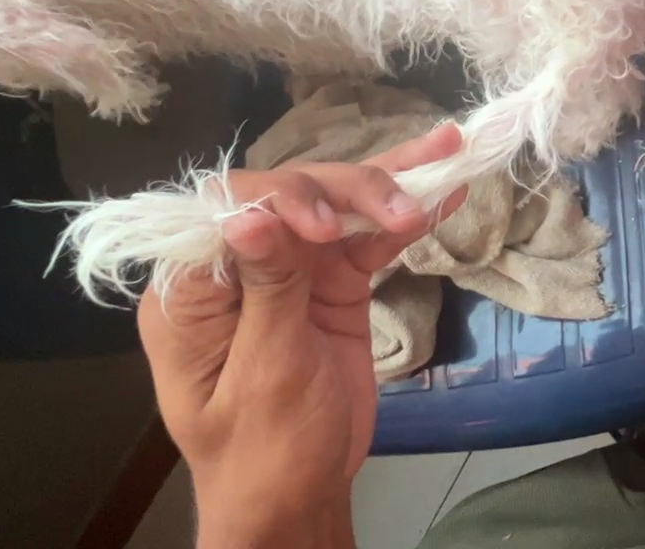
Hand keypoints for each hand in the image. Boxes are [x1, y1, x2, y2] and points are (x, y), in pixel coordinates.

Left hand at [136, 125, 465, 547]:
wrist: (302, 496)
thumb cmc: (263, 452)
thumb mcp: (265, 376)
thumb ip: (267, 290)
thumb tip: (251, 216)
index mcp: (196, 289)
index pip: (228, 212)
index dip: (280, 201)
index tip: (328, 228)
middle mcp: (243, 264)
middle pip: (296, 196)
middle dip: (351, 190)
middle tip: (405, 208)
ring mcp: (294, 267)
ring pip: (340, 205)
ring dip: (392, 182)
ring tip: (445, 149)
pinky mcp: (336, 279)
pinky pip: (373, 238)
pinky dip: (410, 217)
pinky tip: (448, 192)